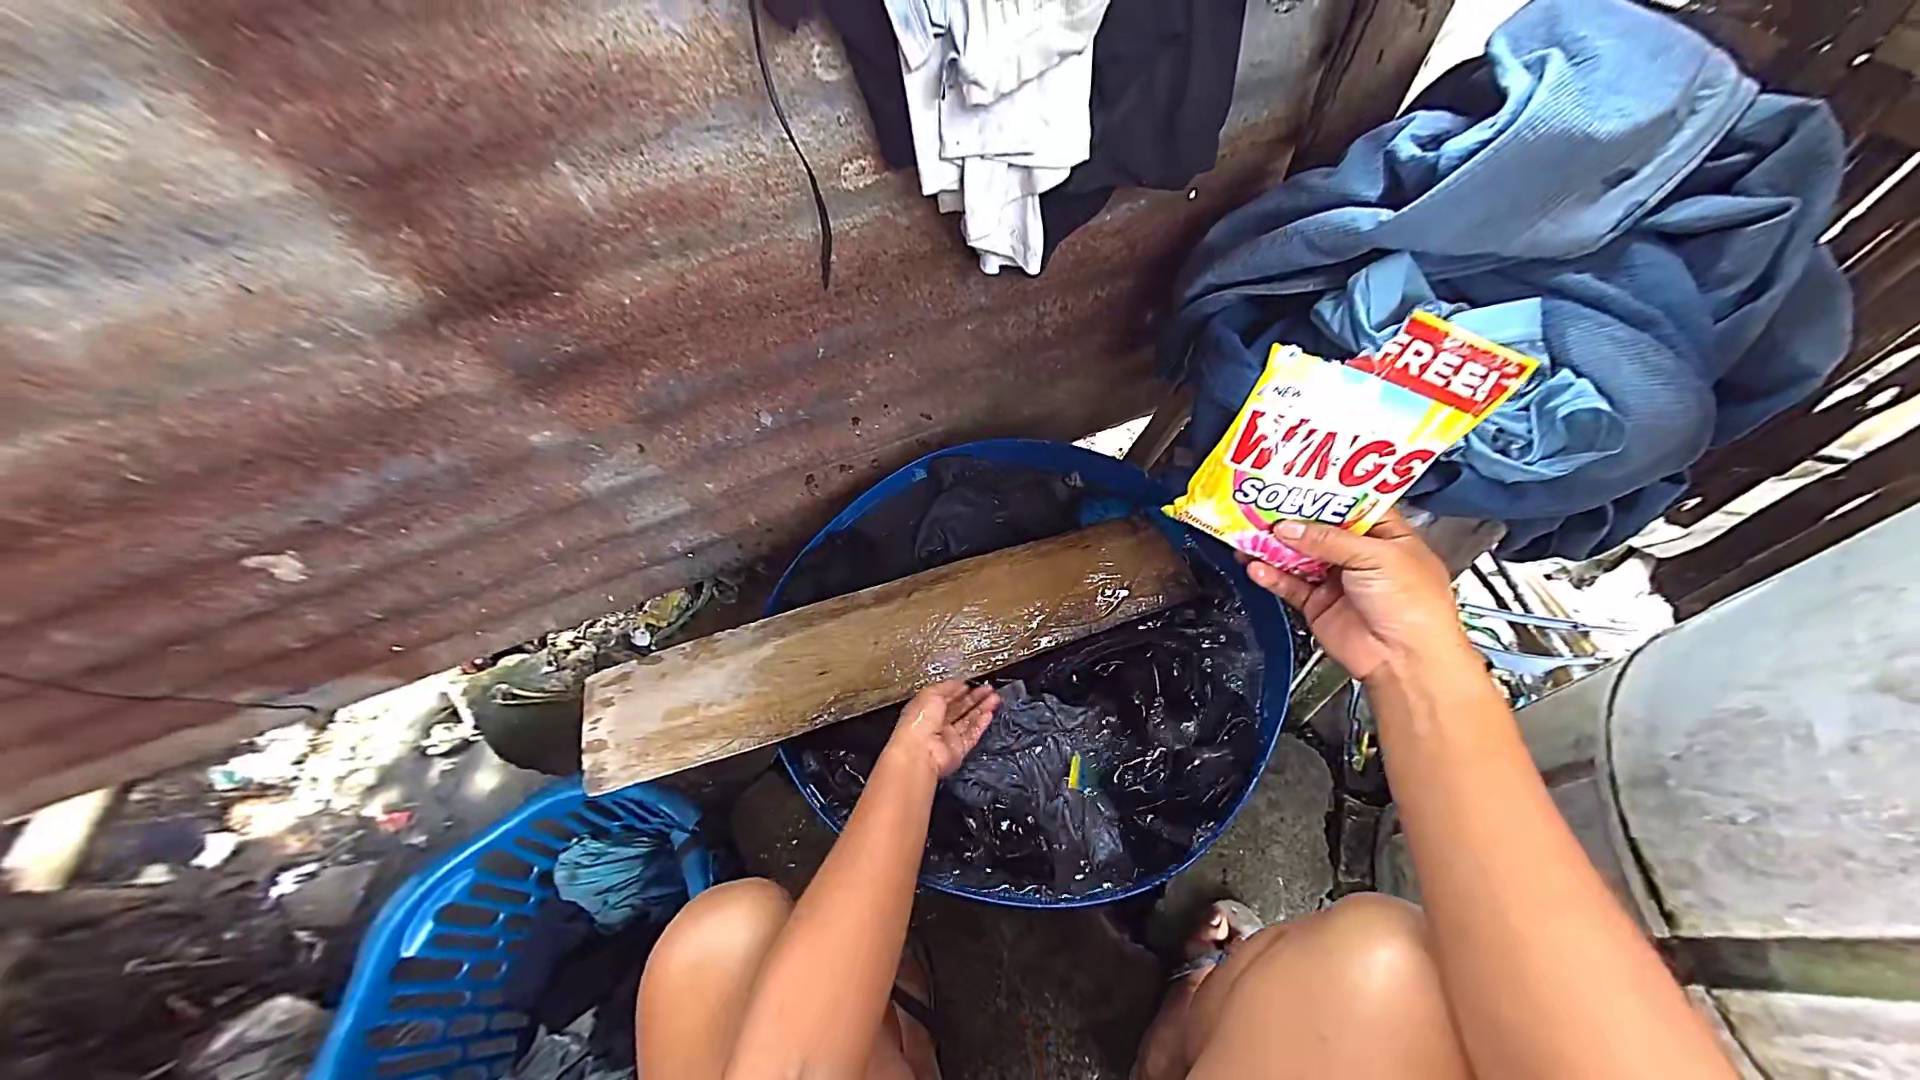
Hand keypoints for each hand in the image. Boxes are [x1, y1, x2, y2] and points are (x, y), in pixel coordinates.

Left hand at [883, 680, 999, 778]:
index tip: (972, 683)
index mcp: (926, 708)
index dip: (959, 690)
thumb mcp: (931, 694)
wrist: (920, 751)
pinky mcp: (958, 750)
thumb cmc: (920, 720)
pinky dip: (981, 724)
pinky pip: (972, 735)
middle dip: (975, 697)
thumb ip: (947, 687)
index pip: (946, 697)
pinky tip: (989, 714)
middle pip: (960, 708)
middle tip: (989, 689)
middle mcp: (937, 723)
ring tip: (995, 698)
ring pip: (968, 721)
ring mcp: (948, 737)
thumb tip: (959, 683)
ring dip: (981, 708)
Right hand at [1242, 510, 1469, 683]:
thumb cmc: (1415, 607)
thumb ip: (1328, 540)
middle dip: (1288, 521)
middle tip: (1260, 509)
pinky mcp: (1316, 603)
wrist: (1405, 660)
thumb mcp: (1377, 557)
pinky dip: (1270, 576)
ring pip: (1296, 557)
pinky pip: (1287, 584)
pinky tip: (1256, 567)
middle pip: (1315, 531)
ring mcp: (1335, 580)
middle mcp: (1359, 555)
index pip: (1349, 507)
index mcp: (1385, 536)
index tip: (1292, 485)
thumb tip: (1288, 528)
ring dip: (1272, 548)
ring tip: (1248, 536)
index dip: (1321, 496)